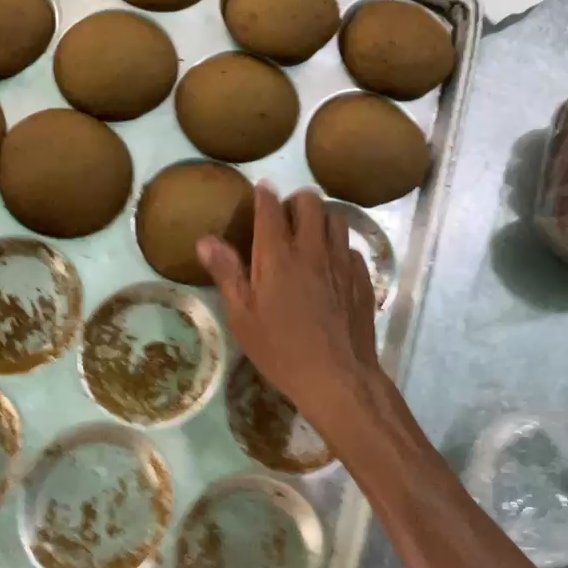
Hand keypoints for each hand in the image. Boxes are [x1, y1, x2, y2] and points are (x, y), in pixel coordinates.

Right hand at [197, 185, 381, 431]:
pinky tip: (331, 264)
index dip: (264, 194)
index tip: (260, 190)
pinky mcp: (362, 276)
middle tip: (284, 216)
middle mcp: (312, 249)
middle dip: (295, 200)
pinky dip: (338, 245)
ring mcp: (342, 261)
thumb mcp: (243, 317)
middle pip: (309, 202)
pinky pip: (351, 246)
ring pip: (336, 217)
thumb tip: (205, 240)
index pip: (270, 207)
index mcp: (278, 255)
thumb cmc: (281, 350)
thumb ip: (227, 273)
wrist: (338, 377)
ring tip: (309, 233)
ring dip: (320, 217)